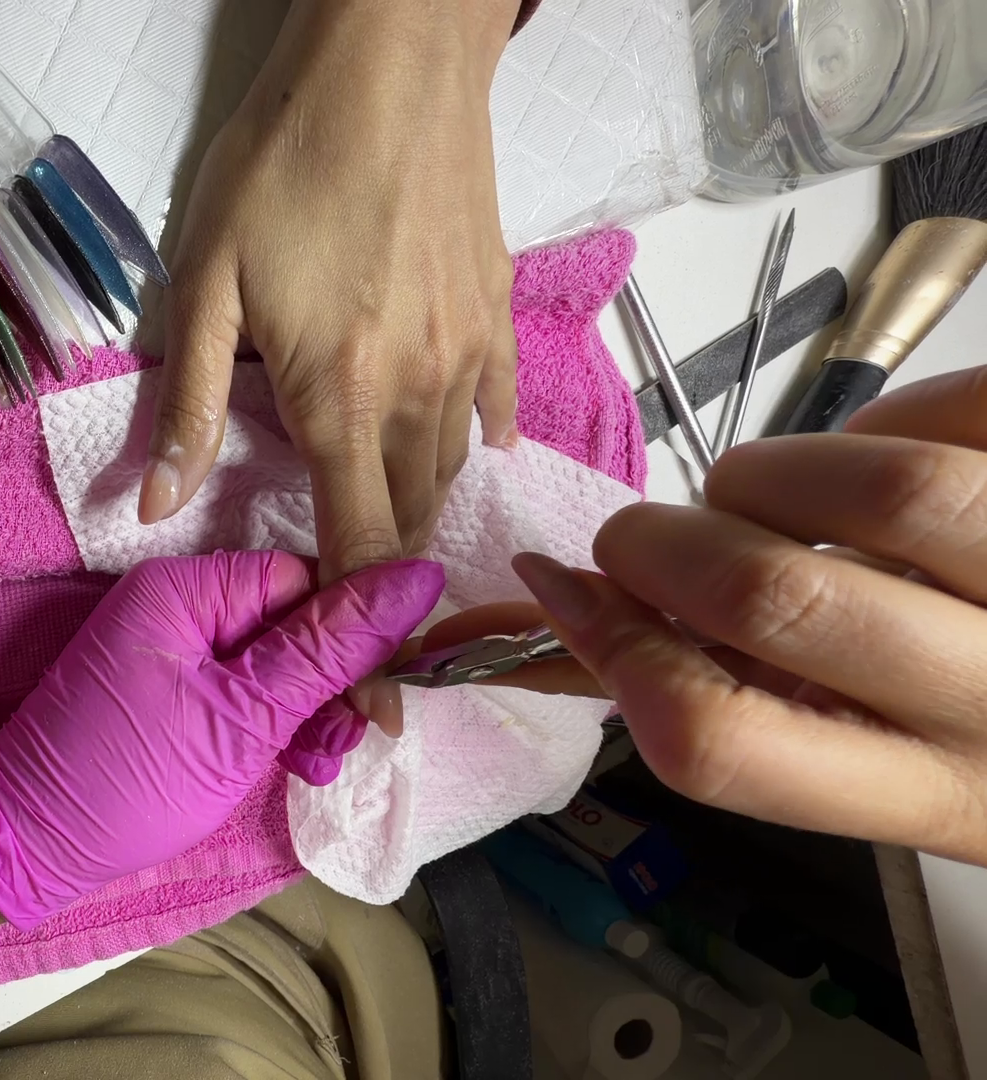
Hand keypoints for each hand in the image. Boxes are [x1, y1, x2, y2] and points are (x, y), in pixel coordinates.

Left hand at [0, 551, 442, 928]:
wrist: (32, 839)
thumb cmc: (131, 777)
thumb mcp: (241, 716)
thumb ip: (328, 650)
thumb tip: (416, 577)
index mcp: (184, 588)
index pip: (300, 577)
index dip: (351, 632)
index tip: (376, 698)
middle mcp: (176, 600)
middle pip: (290, 618)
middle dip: (329, 682)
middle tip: (340, 745)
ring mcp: (171, 644)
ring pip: (274, 658)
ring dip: (307, 710)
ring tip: (313, 765)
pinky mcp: (172, 684)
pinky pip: (242, 685)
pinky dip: (273, 723)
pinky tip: (293, 763)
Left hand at [141, 0, 522, 580]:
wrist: (389, 60)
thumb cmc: (280, 170)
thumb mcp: (205, 289)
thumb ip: (188, 408)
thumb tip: (157, 506)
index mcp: (341, 397)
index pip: (359, 539)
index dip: (359, 617)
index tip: (364, 683)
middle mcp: (420, 390)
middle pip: (406, 515)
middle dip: (380, 572)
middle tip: (355, 603)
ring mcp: (471, 352)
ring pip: (445, 471)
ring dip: (410, 512)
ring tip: (380, 535)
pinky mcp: (495, 313)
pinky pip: (489, 410)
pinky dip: (463, 450)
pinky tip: (451, 457)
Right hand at [504, 367, 986, 863]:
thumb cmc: (967, 725)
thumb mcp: (837, 743)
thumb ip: (674, 678)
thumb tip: (529, 593)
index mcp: (928, 793)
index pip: (715, 736)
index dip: (609, 650)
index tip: (567, 589)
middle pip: (770, 597)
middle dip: (656, 541)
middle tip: (661, 538)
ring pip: (880, 489)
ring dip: (765, 474)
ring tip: (780, 495)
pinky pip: (964, 410)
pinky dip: (890, 416)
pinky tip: (894, 456)